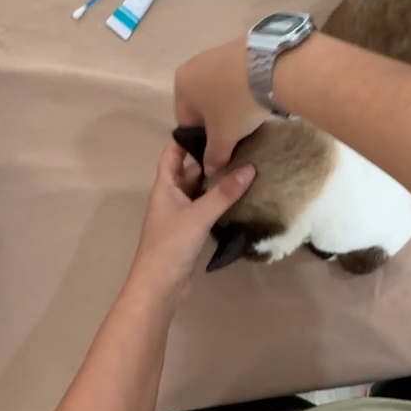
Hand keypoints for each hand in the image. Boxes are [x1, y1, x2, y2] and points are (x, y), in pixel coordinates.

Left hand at [126, 142, 255, 299]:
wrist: (160, 285)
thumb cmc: (172, 245)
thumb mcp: (198, 215)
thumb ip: (224, 193)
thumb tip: (250, 168)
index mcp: (165, 186)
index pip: (173, 153)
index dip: (188, 138)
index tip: (213, 125)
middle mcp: (171, 197)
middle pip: (191, 171)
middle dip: (212, 160)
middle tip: (241, 147)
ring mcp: (181, 215)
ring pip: (201, 192)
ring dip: (218, 183)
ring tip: (247, 168)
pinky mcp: (190, 232)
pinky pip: (206, 210)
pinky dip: (220, 203)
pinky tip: (241, 199)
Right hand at [174, 37, 268, 175]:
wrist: (271, 66)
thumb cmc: (236, 104)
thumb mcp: (224, 137)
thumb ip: (213, 156)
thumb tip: (209, 170)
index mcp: (180, 85)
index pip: (186, 122)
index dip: (203, 140)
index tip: (221, 146)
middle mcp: (192, 65)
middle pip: (202, 105)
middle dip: (217, 121)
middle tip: (236, 133)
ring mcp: (215, 53)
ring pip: (219, 91)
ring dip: (230, 106)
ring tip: (249, 115)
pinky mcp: (237, 47)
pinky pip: (234, 78)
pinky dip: (242, 90)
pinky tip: (256, 98)